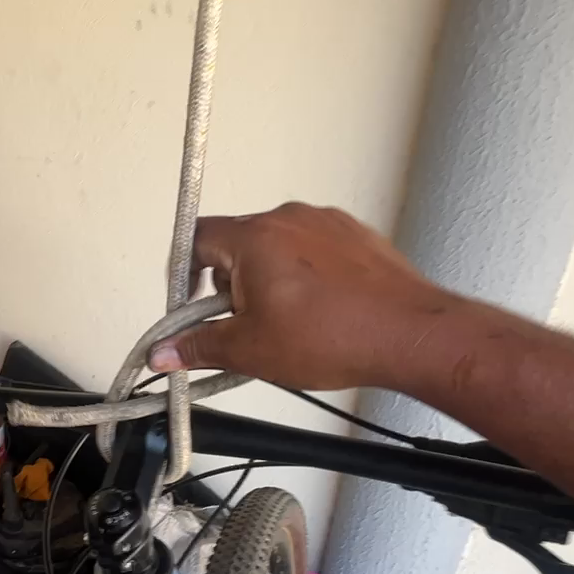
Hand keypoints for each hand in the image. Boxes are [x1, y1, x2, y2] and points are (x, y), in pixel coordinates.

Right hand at [149, 203, 464, 390]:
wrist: (412, 337)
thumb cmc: (335, 337)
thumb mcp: (247, 350)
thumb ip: (196, 346)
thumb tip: (161, 353)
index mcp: (254, 238)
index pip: (196, 238)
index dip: (184, 273)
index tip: (192, 303)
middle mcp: (288, 219)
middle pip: (234, 243)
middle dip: (227, 283)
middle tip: (241, 321)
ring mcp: (325, 224)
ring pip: (273, 246)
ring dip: (264, 277)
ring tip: (282, 320)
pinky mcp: (354, 235)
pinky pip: (309, 248)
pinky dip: (300, 274)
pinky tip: (314, 310)